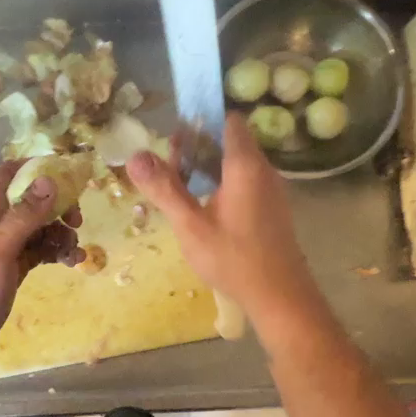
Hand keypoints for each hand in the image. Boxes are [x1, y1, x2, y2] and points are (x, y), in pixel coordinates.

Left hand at [0, 161, 81, 365]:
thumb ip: (22, 217)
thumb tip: (50, 180)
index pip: (13, 172)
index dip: (41, 169)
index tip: (71, 180)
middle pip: (34, 198)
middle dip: (60, 205)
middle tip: (77, 222)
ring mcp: (6, 245)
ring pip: (42, 225)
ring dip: (62, 233)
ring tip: (74, 253)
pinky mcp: (15, 266)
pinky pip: (41, 249)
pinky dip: (57, 251)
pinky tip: (71, 264)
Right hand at [127, 112, 323, 323]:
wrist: (280, 296)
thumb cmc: (234, 259)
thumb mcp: (190, 226)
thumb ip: (164, 189)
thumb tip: (135, 156)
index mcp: (244, 166)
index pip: (228, 120)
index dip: (201, 120)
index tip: (174, 135)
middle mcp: (263, 169)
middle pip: (231, 140)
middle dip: (199, 145)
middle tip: (167, 163)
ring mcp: (271, 189)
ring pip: (238, 162)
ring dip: (209, 166)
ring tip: (179, 185)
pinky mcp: (272, 208)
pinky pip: (246, 181)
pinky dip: (223, 182)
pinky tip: (203, 205)